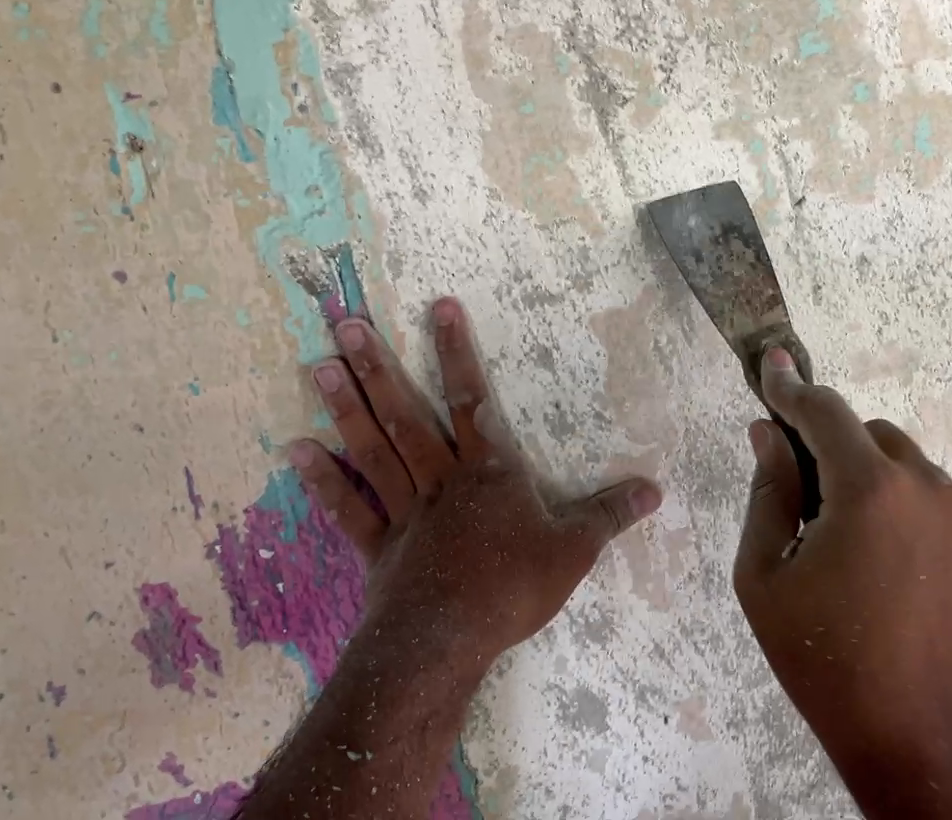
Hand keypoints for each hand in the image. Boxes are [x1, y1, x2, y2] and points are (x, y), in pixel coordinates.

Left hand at [288, 298, 662, 673]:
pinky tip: (295, 449)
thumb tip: (656, 490)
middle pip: (407, 413)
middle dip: (379, 366)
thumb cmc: (512, 588)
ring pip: (372, 449)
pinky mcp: (378, 547)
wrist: (445, 644)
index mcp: (488, 472)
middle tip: (346, 322)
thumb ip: (610, 514)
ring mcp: (404, 511)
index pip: (473, 398)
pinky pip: (347, 508)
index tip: (438, 307)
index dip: (457, 352)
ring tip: (320, 365)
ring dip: (346, 406)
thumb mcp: (575, 550)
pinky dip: (322, 479)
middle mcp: (441, 479)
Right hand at [733, 348, 951, 818]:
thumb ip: (769, 492)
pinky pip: (918, 491)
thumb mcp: (766, 577)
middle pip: (863, 430)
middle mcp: (920, 483)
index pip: (824, 411)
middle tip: (796, 493)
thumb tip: (767, 435)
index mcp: (869, 487)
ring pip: (895, 459)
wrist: (922, 728)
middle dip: (826, 442)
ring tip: (833, 535)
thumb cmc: (827, 658)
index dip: (790, 387)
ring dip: (860, 470)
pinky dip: (888, 497)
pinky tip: (870, 555)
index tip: (769, 364)